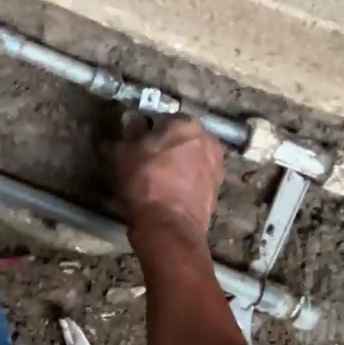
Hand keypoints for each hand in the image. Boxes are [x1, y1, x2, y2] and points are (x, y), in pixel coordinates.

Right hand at [115, 115, 223, 246]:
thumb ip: (132, 131)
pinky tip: (168, 192)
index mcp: (188, 123)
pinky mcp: (217, 190)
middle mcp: (209, 140)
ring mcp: (217, 166)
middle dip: (167, 145)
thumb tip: (136, 121)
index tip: (136, 142)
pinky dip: (184, 181)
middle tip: (146, 159)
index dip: (148, 130)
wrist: (169, 226)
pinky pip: (195, 178)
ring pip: (190, 158)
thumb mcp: (127, 151)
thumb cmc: (146, 180)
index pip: (164, 118)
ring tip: (157, 178)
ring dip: (177, 163)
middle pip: (182, 137)